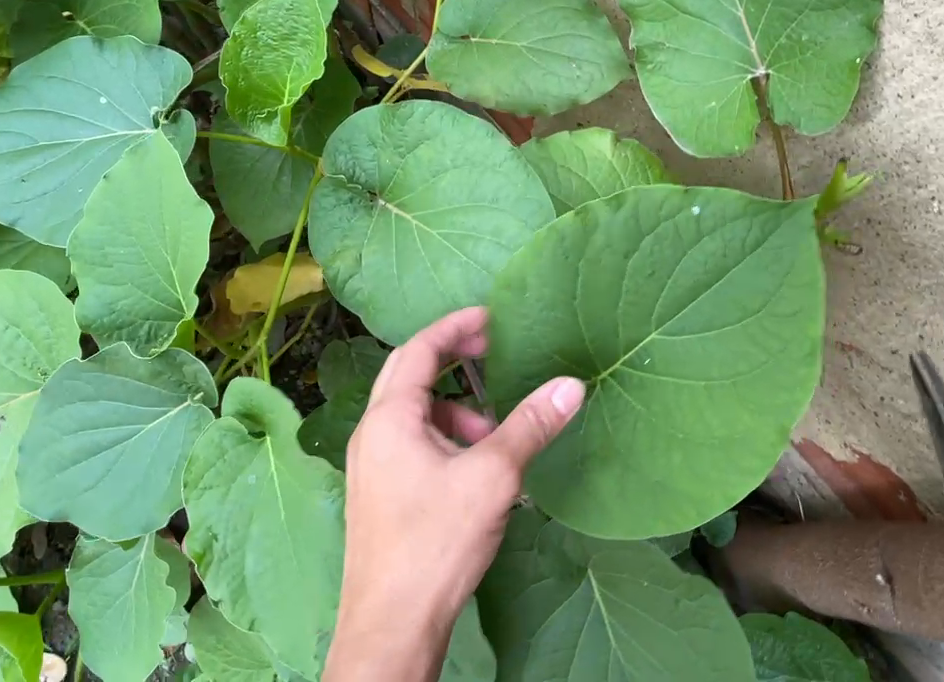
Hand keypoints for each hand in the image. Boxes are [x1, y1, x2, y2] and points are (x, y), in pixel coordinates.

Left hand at [323, 307, 584, 681]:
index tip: (492, 316)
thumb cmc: (436, 543)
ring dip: (453, 407)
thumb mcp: (493, 478)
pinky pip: (412, 442)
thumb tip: (572, 384)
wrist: (391, 627)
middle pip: (410, 372)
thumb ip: (530, 426)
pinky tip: (475, 468)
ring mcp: (372, 464)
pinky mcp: (380, 492)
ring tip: (493, 430)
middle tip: (492, 348)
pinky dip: (445, 438)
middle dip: (452, 357)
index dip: (456, 326)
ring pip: (413, 412)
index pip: (421, 348)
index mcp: (389, 417)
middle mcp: (372, 432)